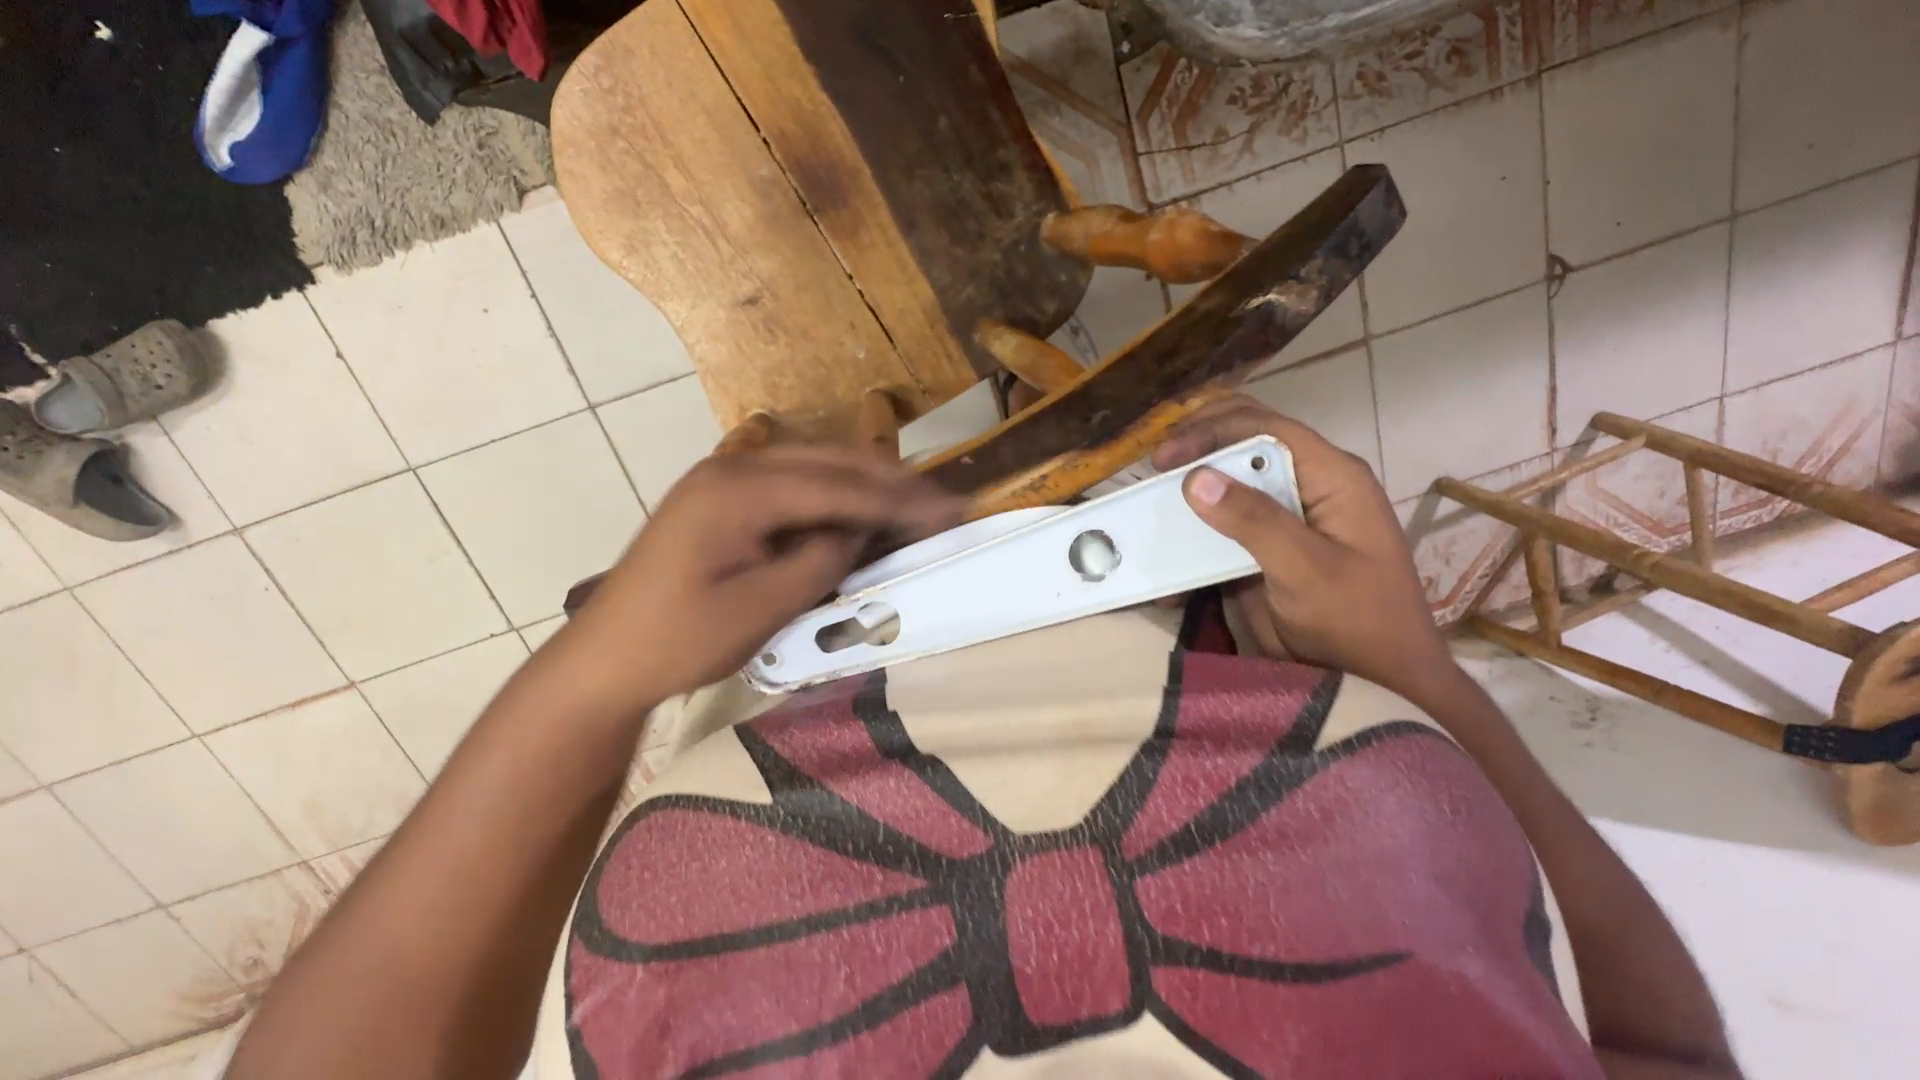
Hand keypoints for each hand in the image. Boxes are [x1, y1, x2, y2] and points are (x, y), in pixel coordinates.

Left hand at [569, 445, 965, 700]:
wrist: (605, 659)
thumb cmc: (678, 641)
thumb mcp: (759, 610)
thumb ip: (820, 561)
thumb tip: (863, 530)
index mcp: (738, 491)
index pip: (838, 485)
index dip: (899, 500)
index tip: (951, 510)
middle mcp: (732, 468)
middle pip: (830, 461)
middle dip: (892, 482)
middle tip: (947, 503)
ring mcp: (723, 478)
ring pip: (814, 465)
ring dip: (866, 483)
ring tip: (916, 505)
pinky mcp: (722, 498)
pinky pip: (793, 483)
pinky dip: (834, 495)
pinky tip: (861, 512)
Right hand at [1152, 396, 1452, 696]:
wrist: (1378, 684)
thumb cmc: (1357, 623)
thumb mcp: (1307, 570)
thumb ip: (1254, 521)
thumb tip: (1196, 478)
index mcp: (1331, 477)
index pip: (1265, 429)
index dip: (1210, 432)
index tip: (1162, 459)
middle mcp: (1306, 486)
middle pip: (1245, 444)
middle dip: (1196, 449)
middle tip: (1153, 471)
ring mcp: (1283, 519)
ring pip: (1230, 484)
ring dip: (1189, 492)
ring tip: (1147, 504)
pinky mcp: (1264, 551)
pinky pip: (1222, 529)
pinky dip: (1191, 537)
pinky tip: (1166, 555)